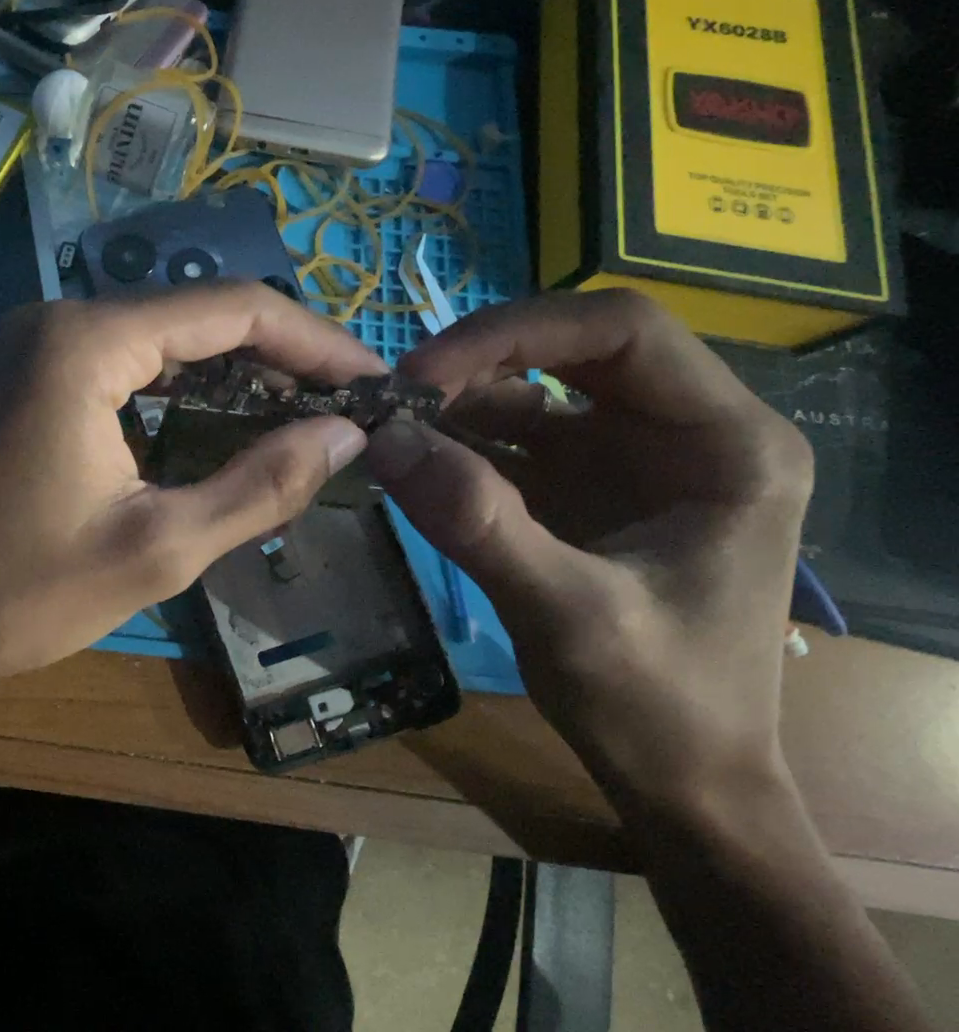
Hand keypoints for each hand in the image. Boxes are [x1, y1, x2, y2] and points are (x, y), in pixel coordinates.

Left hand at [0, 283, 387, 690]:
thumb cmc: (18, 593)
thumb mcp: (156, 549)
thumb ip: (259, 485)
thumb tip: (343, 435)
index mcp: (84, 344)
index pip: (231, 309)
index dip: (316, 343)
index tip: (375, 385)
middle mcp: (55, 321)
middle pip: (195, 317)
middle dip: (278, 360)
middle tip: (347, 413)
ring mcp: (31, 345)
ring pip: (159, 340)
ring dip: (231, 376)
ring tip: (303, 423)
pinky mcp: (21, 376)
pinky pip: (120, 365)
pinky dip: (177, 391)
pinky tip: (222, 428)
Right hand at [365, 290, 812, 811]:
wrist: (680, 777)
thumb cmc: (655, 705)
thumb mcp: (565, 617)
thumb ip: (479, 525)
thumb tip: (383, 441)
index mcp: (726, 444)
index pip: (622, 331)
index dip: (513, 333)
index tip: (419, 376)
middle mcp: (684, 432)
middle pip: (573, 347)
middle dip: (475, 363)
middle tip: (390, 401)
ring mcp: (630, 458)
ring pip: (533, 388)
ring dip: (455, 402)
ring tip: (385, 431)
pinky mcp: (584, 489)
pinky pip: (511, 439)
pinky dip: (454, 443)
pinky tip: (408, 461)